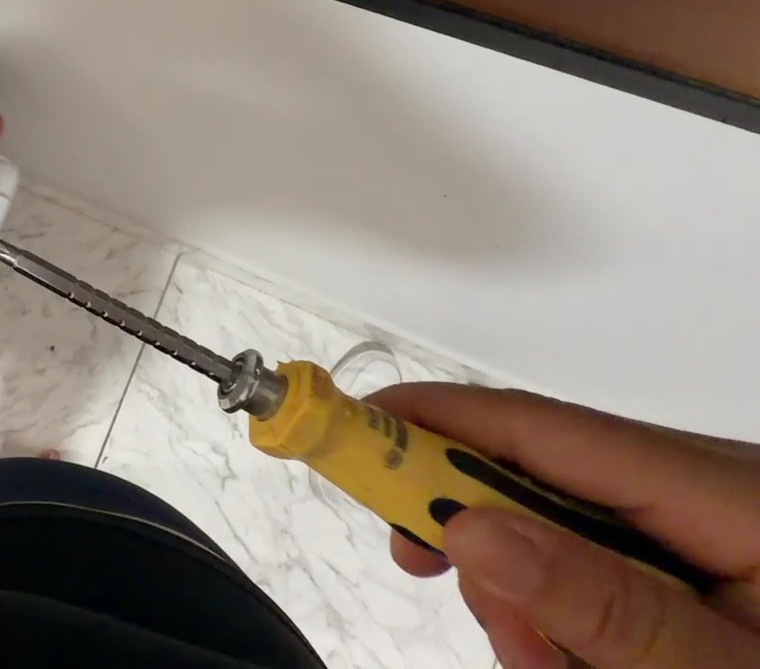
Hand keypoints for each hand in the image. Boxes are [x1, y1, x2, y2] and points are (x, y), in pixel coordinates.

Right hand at [369, 383, 759, 667]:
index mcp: (718, 488)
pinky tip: (577, 652)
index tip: (341, 433)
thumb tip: (465, 531)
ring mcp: (698, 517)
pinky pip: (589, 552)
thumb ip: (608, 608)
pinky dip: (562, 603)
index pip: (528, 422)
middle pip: (528, 475)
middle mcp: (697, 483)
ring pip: (549, 522)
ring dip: (523, 592)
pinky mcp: (698, 549)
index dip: (424, 415)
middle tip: (445, 593)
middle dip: (475, 537)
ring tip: (549, 666)